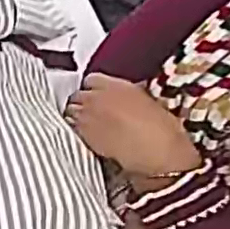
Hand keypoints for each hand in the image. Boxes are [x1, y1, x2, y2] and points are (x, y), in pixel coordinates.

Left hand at [65, 74, 201, 177]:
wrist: (153, 149)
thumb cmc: (159, 126)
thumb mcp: (148, 101)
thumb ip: (132, 93)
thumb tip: (130, 91)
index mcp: (116, 86)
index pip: (91, 79)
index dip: (92, 88)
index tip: (96, 94)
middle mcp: (97, 97)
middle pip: (77, 94)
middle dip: (81, 101)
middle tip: (88, 110)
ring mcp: (86, 115)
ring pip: (70, 110)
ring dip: (75, 114)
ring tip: (85, 122)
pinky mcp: (81, 133)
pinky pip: (71, 126)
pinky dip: (74, 128)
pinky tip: (85, 134)